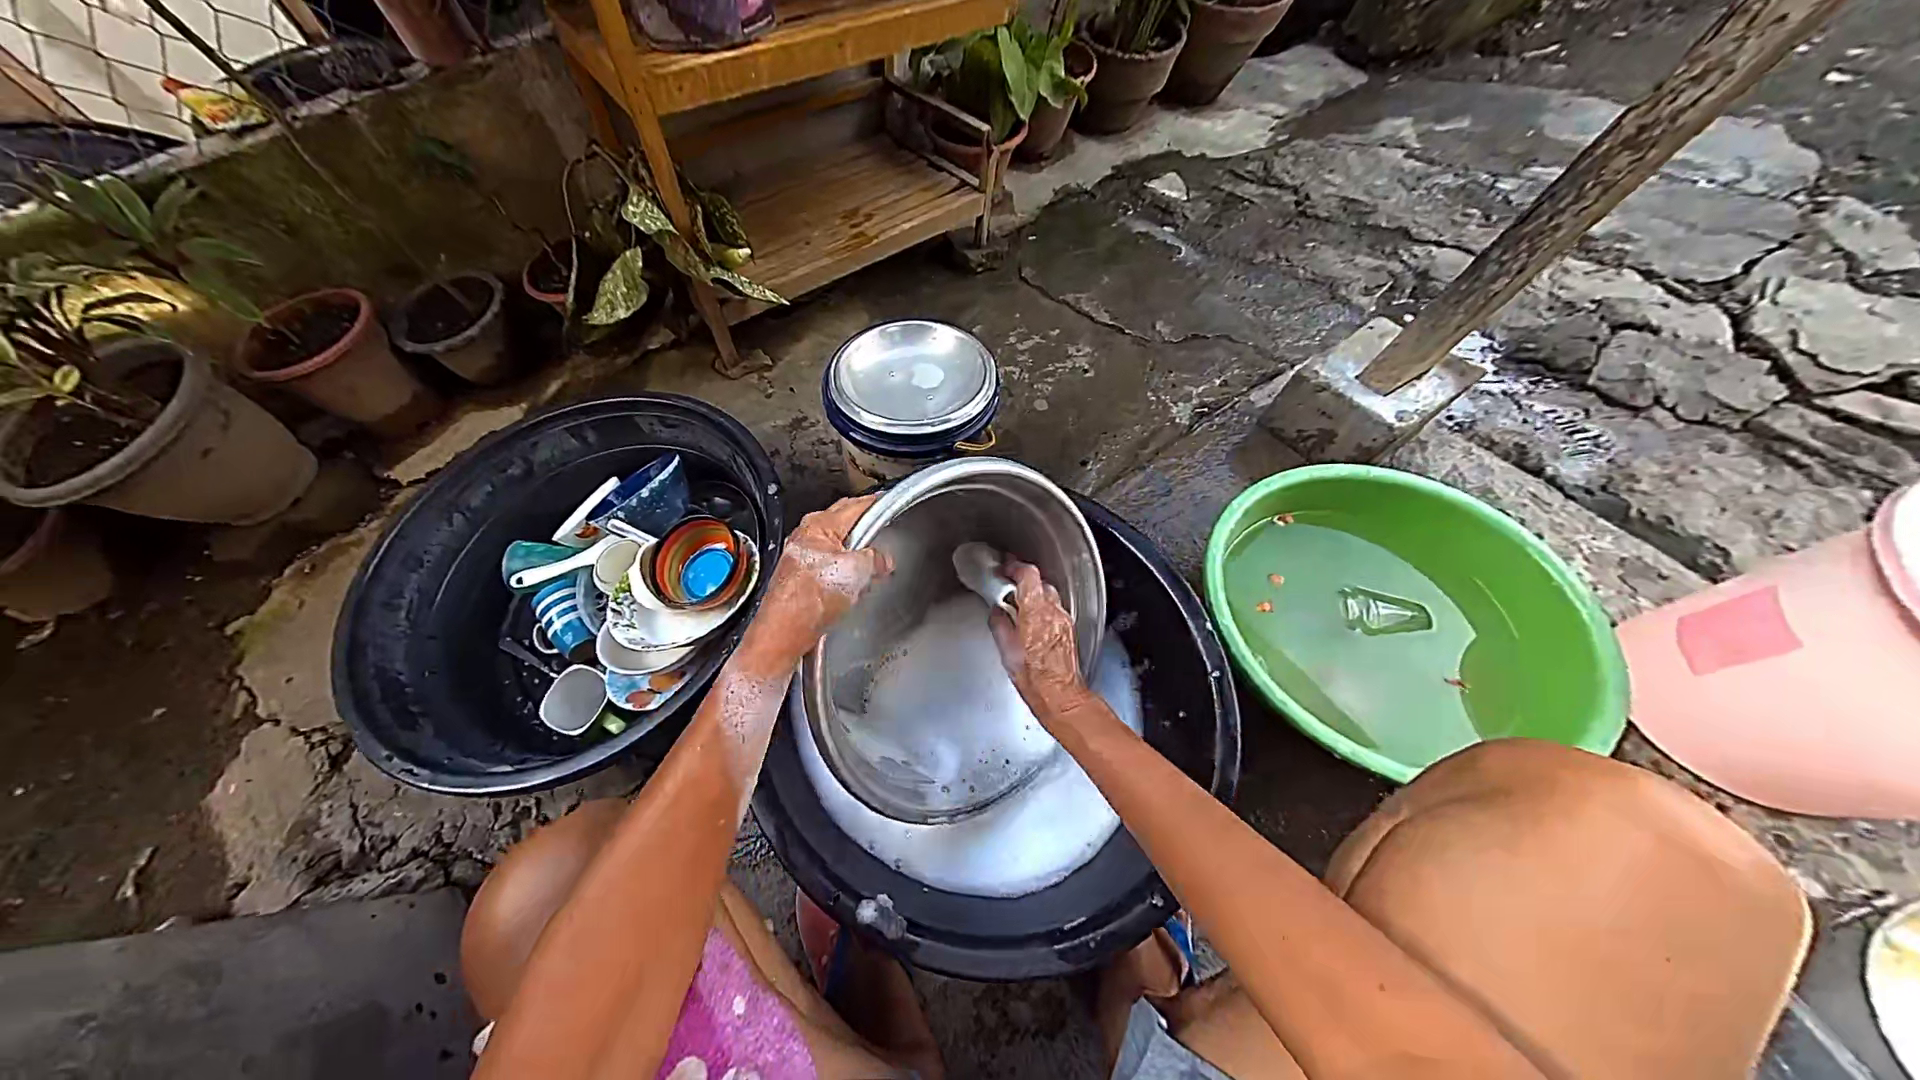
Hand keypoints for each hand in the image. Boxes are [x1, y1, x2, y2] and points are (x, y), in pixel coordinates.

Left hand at [748, 495, 891, 659]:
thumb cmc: (808, 599)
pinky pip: (828, 565)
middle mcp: (805, 536)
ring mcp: (801, 557)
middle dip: (864, 528)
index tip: (886, 502)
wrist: (784, 631)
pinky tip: (850, 586)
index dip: (875, 503)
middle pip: (843, 523)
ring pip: (836, 546)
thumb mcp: (857, 571)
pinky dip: (842, 570)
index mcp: (818, 525)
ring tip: (869, 567)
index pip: (854, 505)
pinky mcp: (800, 577)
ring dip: (854, 553)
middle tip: (882, 531)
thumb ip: (875, 558)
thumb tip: (882, 559)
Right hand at [990, 558, 1098, 723]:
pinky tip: (1032, 624)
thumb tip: (996, 612)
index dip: (1015, 567)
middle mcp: (1054, 613)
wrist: (1061, 697)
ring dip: (1033, 597)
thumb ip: (1000, 625)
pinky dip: (1042, 610)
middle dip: (1023, 583)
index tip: (1005, 570)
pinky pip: (1054, 611)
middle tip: (1007, 588)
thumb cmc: (1035, 680)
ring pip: (1049, 596)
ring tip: (1018, 608)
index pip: (1029, 575)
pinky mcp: (1068, 630)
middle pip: (1040, 583)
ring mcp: (1064, 621)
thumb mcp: (1007, 651)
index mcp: (1036, 613)